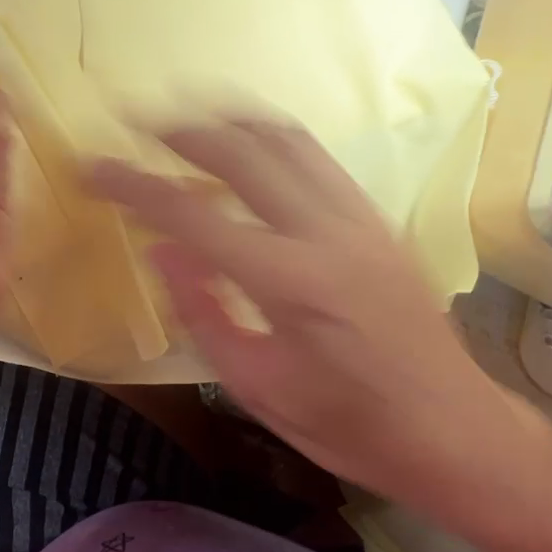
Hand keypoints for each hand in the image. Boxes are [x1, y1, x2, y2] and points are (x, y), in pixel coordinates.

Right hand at [89, 118, 537, 511]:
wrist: (458, 433)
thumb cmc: (352, 428)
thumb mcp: (260, 388)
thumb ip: (203, 313)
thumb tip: (161, 249)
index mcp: (291, 283)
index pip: (192, 214)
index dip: (134, 186)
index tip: (93, 168)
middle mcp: (327, 232)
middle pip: (240, 152)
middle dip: (178, 130)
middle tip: (131, 121)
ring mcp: (358, 217)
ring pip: (283, 137)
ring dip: (224, 119)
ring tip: (180, 117)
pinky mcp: (376, 216)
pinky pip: (313, 154)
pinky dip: (266, 134)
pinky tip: (241, 141)